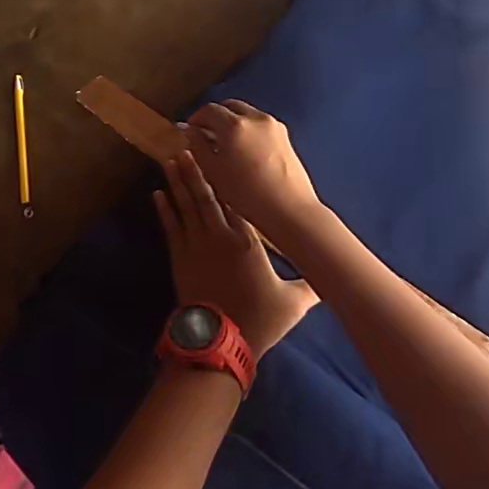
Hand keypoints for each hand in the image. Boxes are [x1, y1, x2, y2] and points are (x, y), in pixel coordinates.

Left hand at [155, 151, 317, 357]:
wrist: (220, 340)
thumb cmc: (258, 319)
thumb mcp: (292, 303)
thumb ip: (310, 285)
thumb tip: (331, 280)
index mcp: (248, 240)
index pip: (236, 201)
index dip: (226, 178)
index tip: (218, 158)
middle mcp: (220, 234)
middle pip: (206, 195)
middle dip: (197, 170)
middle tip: (186, 148)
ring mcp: (196, 244)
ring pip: (186, 205)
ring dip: (178, 182)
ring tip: (171, 161)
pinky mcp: (179, 257)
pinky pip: (170, 226)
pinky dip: (164, 209)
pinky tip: (157, 194)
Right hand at [181, 100, 321, 238]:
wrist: (289, 209)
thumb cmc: (245, 193)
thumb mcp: (213, 171)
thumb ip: (198, 146)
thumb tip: (191, 131)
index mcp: (234, 124)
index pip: (209, 109)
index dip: (196, 118)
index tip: (190, 130)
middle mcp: (255, 117)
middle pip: (229, 106)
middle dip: (215, 116)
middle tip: (206, 134)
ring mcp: (273, 125)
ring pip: (246, 113)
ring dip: (232, 121)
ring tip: (226, 143)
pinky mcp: (285, 136)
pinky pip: (260, 124)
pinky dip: (248, 128)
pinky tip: (245, 149)